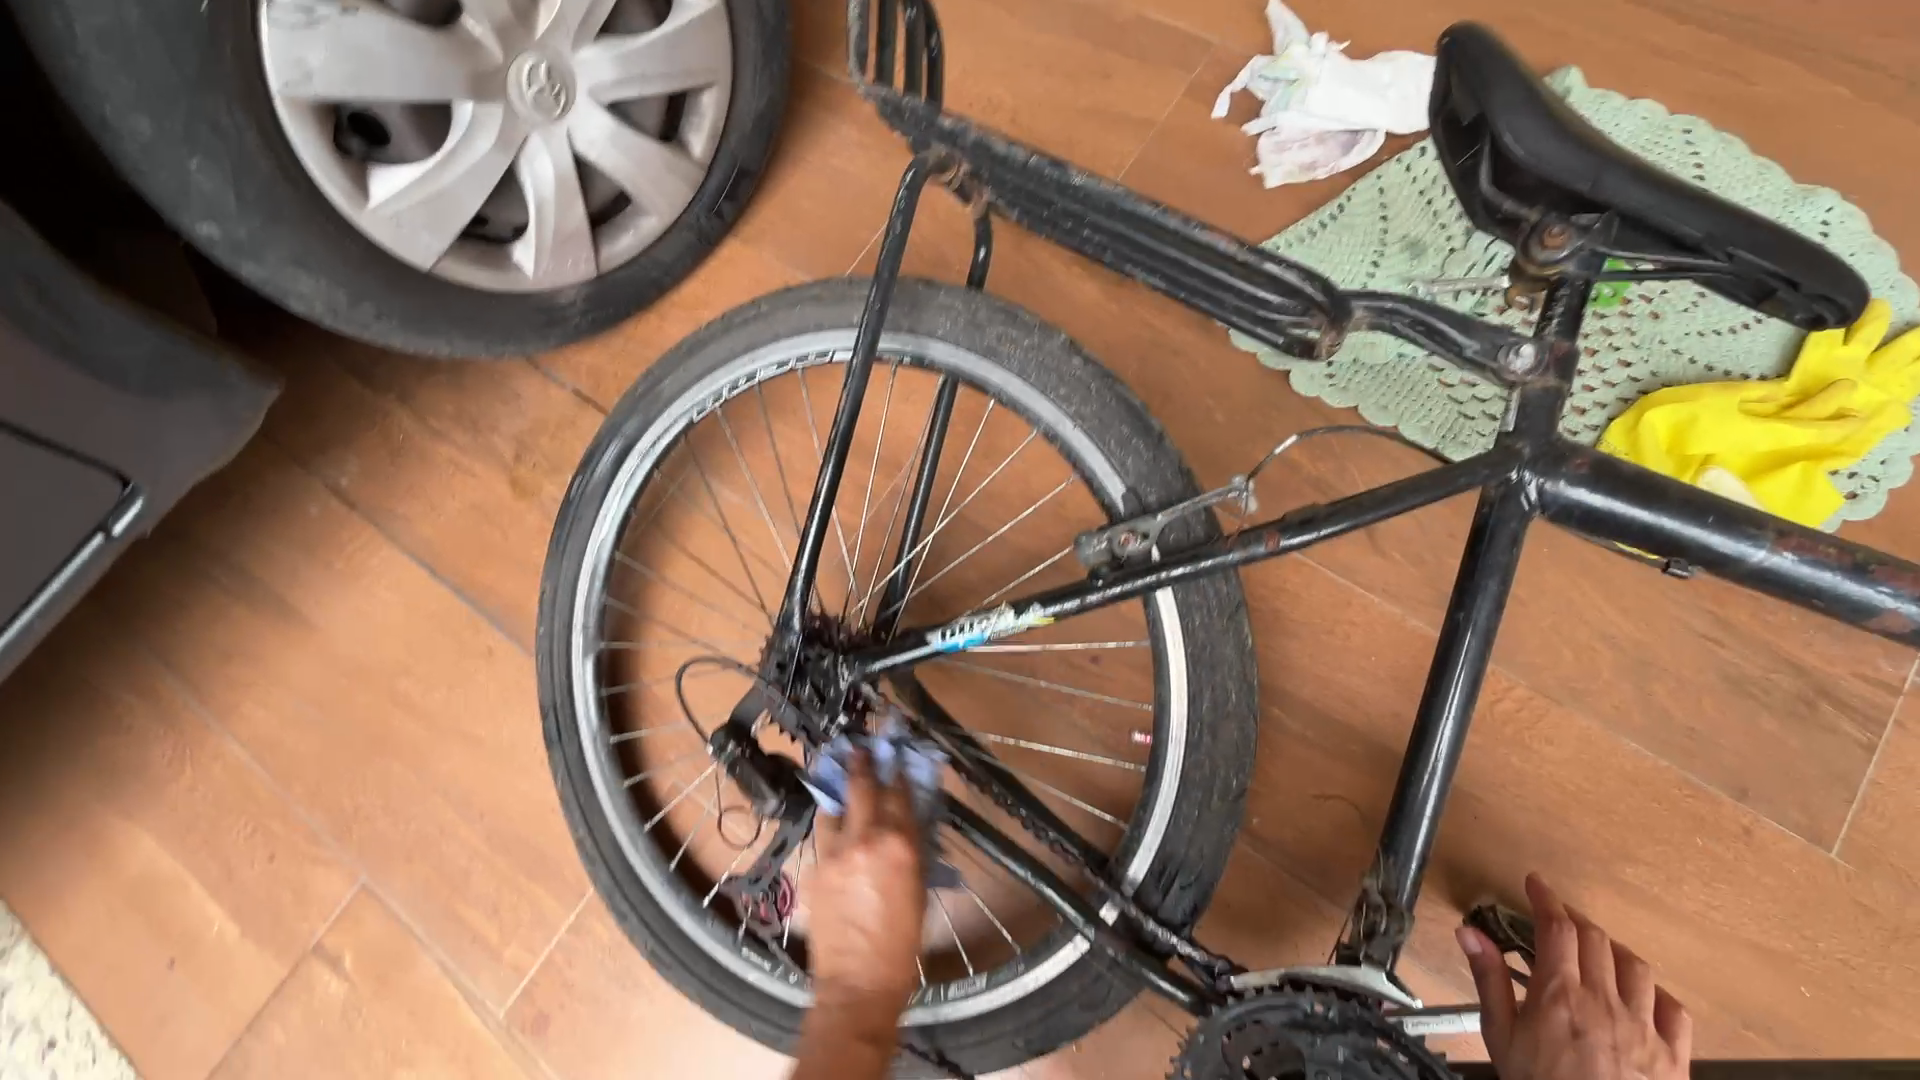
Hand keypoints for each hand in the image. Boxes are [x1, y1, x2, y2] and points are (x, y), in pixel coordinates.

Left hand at [809, 750, 927, 1019]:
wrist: (859, 983)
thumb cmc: (902, 943)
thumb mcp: (919, 890)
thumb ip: (912, 851)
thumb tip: (909, 826)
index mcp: (900, 845)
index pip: (899, 795)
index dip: (898, 772)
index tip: (897, 755)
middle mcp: (866, 840)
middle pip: (863, 788)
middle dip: (863, 763)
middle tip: (862, 747)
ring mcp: (836, 852)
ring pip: (834, 807)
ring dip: (839, 789)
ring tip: (840, 772)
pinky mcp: (815, 869)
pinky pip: (822, 835)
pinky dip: (829, 822)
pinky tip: (831, 818)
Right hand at [1457, 874, 1690, 1079]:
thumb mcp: (1499, 1035)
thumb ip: (1488, 979)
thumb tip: (1470, 932)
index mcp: (1559, 994)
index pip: (1556, 928)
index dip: (1546, 898)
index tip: (1536, 884)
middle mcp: (1606, 1003)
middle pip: (1596, 940)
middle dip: (1574, 918)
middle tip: (1556, 915)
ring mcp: (1645, 1030)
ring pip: (1637, 968)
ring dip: (1613, 948)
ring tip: (1596, 948)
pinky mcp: (1675, 1059)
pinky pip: (1676, 1012)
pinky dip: (1657, 993)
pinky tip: (1642, 994)